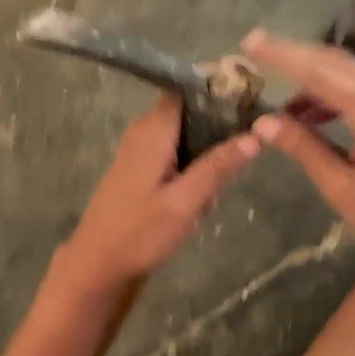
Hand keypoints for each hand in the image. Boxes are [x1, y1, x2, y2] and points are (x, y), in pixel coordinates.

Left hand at [54, 95, 261, 292]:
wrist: (97, 266)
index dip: (218, 92)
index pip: (188, 89)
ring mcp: (139, 150)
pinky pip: (175, 158)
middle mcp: (144, 131)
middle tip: (233, 168)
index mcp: (153, 130)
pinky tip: (197, 205)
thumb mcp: (185, 202)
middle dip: (217, 136)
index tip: (248, 106)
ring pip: (187, 139)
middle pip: (191, 114)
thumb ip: (218, 167)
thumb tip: (257, 135)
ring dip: (205, 162)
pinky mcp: (140, 169)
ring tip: (211, 197)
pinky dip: (191, 175)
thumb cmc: (139, 233)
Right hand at [242, 30, 354, 275]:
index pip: (321, 73)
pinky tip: (309, 112)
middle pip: (336, 62)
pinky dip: (331, 92)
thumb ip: (305, 149)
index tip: (249, 43)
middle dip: (293, 54)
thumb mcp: (343, 189)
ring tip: (275, 89)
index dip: (282, 56)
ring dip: (311, 75)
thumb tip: (263, 122)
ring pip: (349, 73)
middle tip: (254, 49)